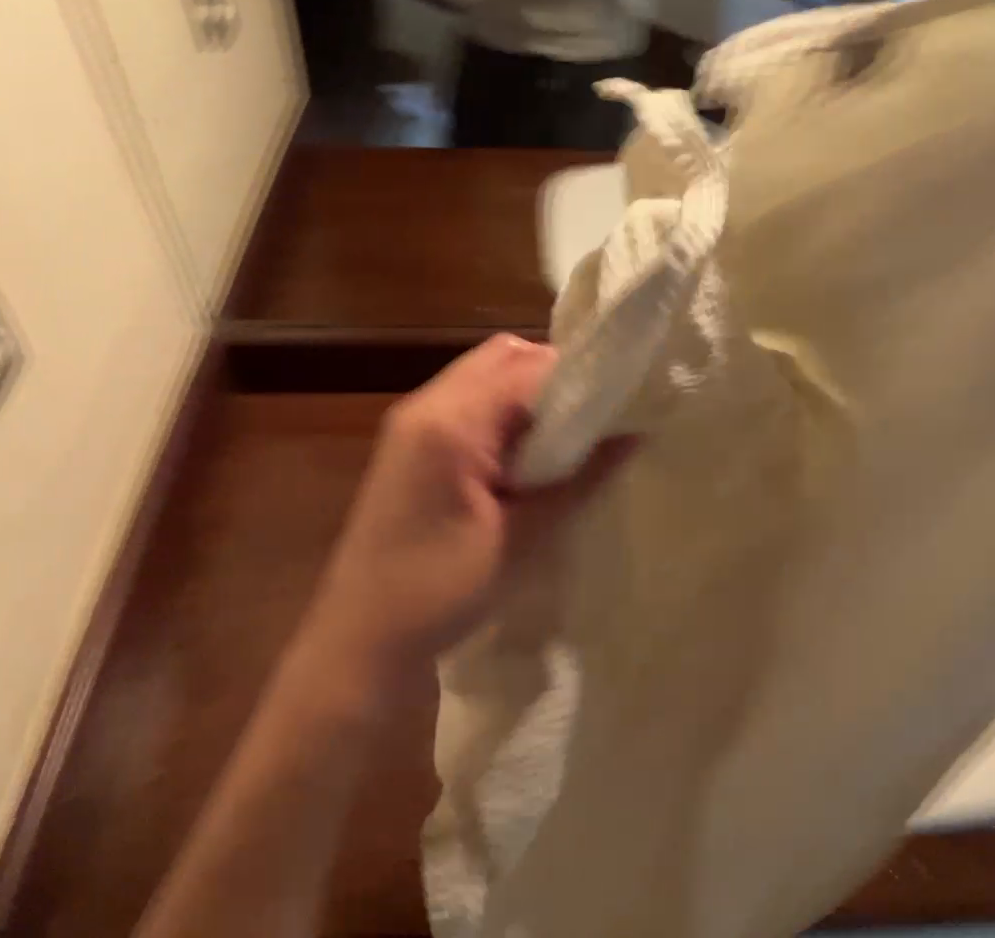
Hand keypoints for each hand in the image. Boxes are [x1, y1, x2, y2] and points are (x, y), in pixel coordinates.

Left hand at [303, 335, 628, 697]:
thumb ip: (577, 480)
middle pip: (503, 356)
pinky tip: (527, 458)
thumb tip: (633, 435)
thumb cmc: (438, 593)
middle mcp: (425, 406)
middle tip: (596, 423)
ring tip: (568, 443)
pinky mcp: (410, 444)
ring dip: (528, 397)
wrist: (361, 638)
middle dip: (555, 379)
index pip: (528, 368)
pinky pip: (467, 405)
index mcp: (448, 423)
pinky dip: (503, 415)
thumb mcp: (518, 540)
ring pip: (485, 376)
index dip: (580, 381)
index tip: (623, 407)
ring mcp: (412, 423)